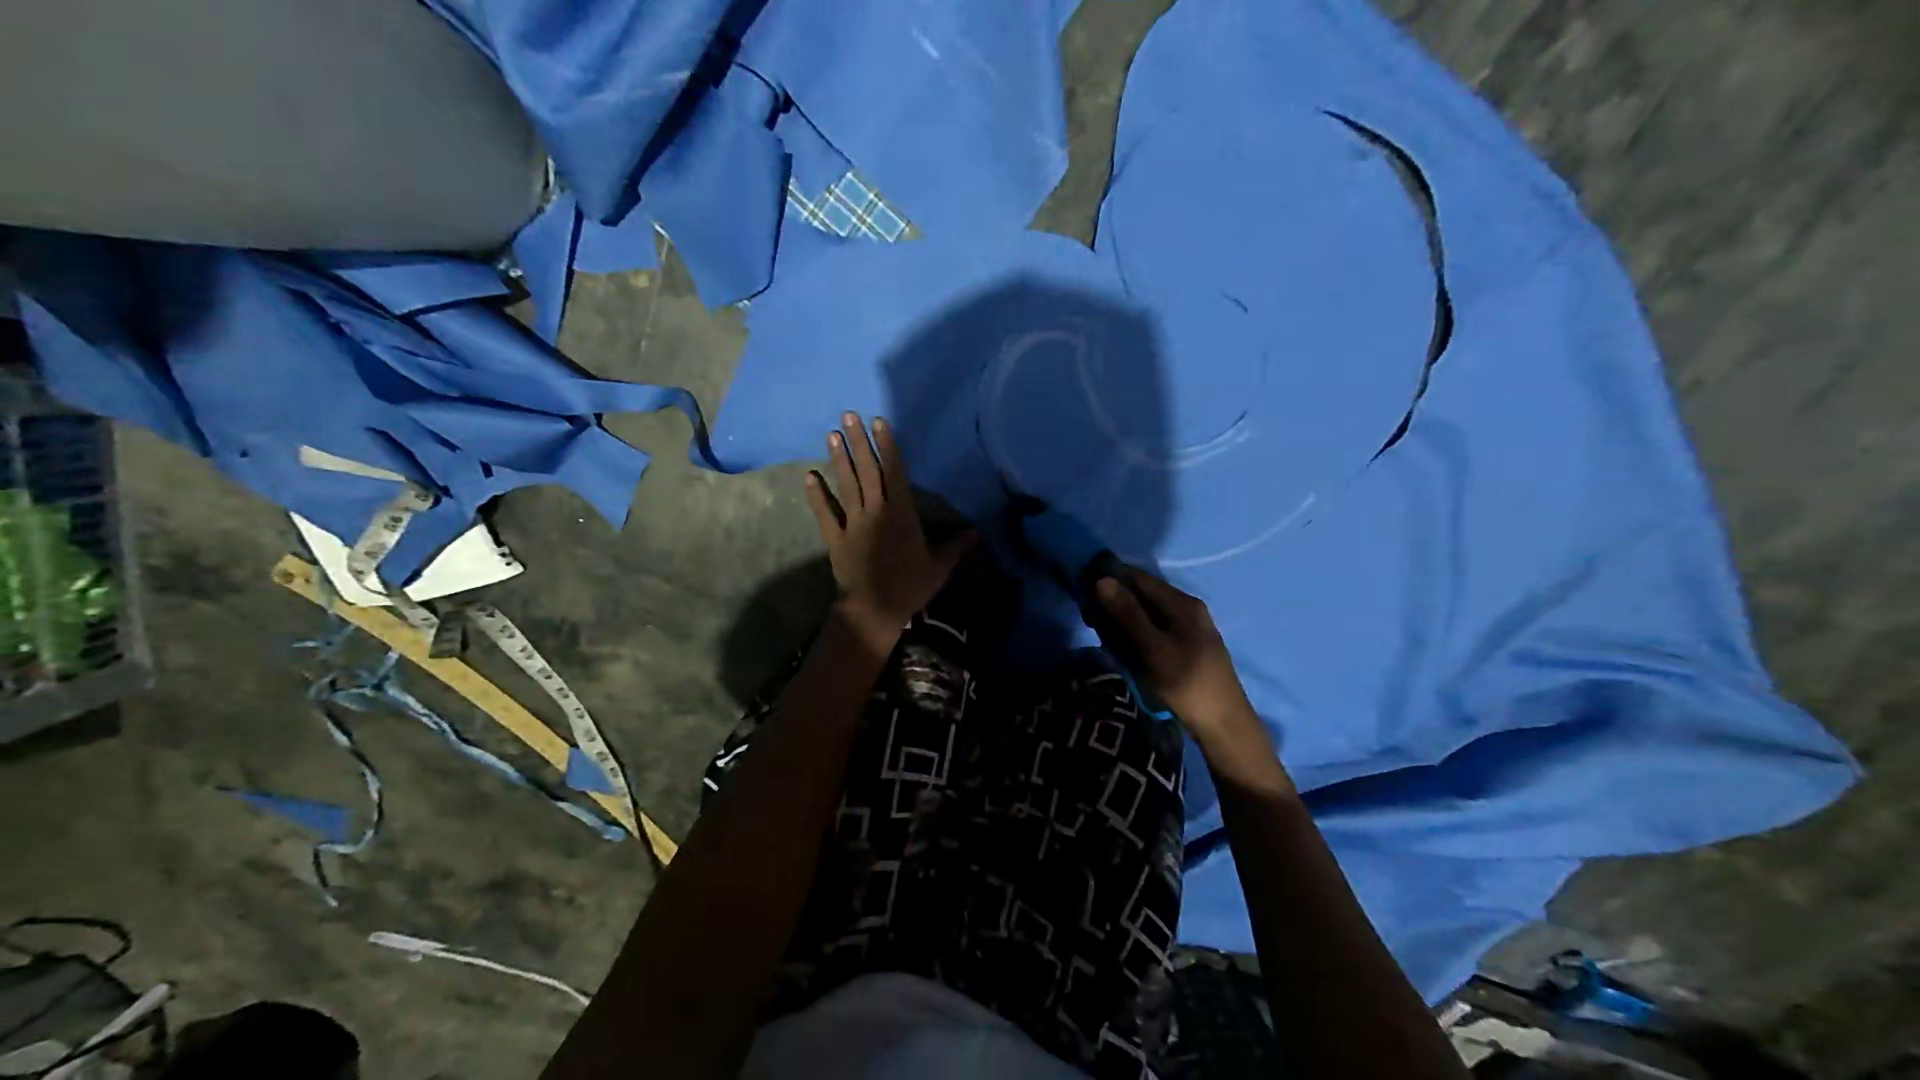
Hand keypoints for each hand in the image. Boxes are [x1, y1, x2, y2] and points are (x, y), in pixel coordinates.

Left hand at [805, 413, 974, 650]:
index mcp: (902, 513)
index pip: (895, 471)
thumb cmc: (911, 587)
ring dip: (839, 459)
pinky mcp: (836, 538)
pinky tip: (809, 476)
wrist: (875, 609)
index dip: (887, 445)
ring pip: (846, 485)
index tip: (878, 422)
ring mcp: (853, 523)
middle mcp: (876, 510)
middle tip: (848, 415)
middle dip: (858, 441)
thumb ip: (956, 546)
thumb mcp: (939, 566)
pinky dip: (816, 495)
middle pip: (867, 470)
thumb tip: (977, 532)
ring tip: (831, 435)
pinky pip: (825, 513)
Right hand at [1095, 566, 1258, 742]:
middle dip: (1116, 602)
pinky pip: (1155, 630)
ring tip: (1104, 637)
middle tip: (1091, 621)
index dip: (1111, 580)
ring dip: (1124, 621)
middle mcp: (1188, 609)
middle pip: (1144, 595)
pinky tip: (1124, 648)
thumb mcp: (1153, 648)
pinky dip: (1136, 634)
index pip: (1140, 578)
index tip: (1085, 594)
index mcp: (1183, 604)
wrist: (1223, 724)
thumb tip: (1102, 579)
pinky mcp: (1187, 647)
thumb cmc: (1187, 684)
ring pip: (1148, 614)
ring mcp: (1189, 629)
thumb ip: (1128, 614)